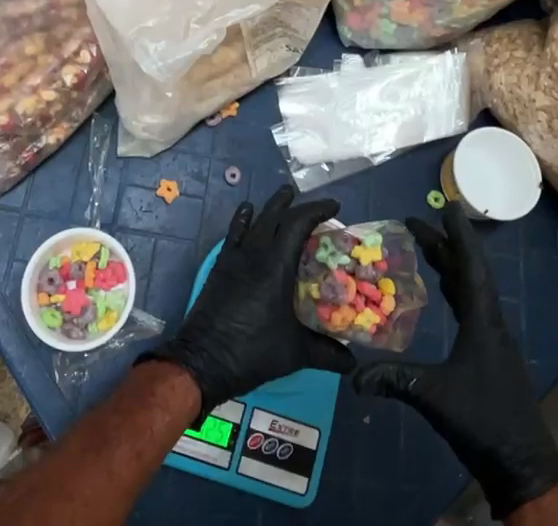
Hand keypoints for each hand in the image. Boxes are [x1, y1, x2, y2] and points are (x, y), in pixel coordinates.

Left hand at [144, 186, 354, 418]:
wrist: (205, 359)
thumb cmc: (253, 352)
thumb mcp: (296, 354)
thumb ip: (327, 353)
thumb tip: (353, 361)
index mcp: (276, 267)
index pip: (298, 224)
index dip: (317, 210)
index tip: (335, 206)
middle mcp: (255, 254)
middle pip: (276, 216)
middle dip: (296, 204)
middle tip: (314, 204)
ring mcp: (235, 257)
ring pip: (255, 220)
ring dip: (271, 207)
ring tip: (285, 197)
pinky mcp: (221, 266)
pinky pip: (234, 232)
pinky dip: (244, 218)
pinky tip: (247, 210)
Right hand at [352, 203, 557, 519]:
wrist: (522, 463)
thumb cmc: (484, 421)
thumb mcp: (435, 397)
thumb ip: (394, 380)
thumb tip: (351, 378)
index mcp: (483, 322)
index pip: (471, 267)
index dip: (459, 235)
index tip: (448, 205)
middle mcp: (490, 323)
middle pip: (468, 273)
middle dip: (444, 245)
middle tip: (416, 223)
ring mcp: (491, 339)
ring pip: (470, 290)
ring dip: (449, 266)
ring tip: (424, 247)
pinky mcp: (488, 355)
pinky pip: (469, 308)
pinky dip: (453, 290)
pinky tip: (441, 293)